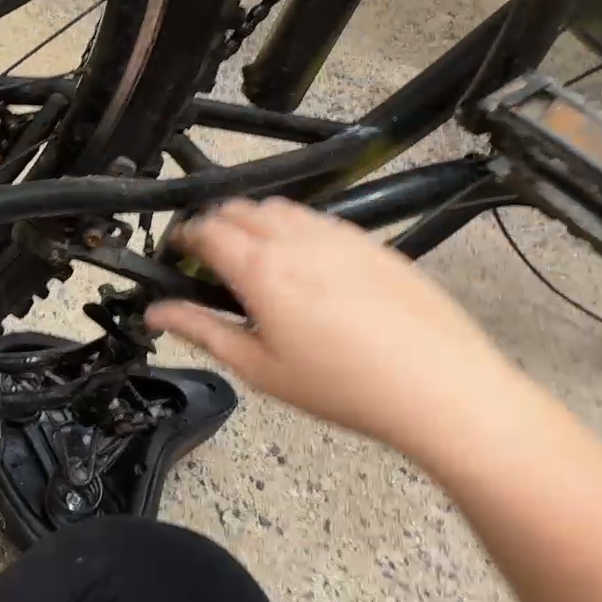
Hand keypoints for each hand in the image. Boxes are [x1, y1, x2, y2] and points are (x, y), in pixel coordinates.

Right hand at [145, 198, 522, 452]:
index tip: (178, 253)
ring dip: (253, 222)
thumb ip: (201, 331)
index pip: (203, 230)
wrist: (445, 393)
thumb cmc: (351, 387)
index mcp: (261, 270)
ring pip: (276, 208)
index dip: (183, 238)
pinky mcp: (372, 244)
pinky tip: (304, 264)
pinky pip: (318, 218)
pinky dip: (295, 228)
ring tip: (256, 257)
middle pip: (236, 209)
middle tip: (211, 258)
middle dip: (214, 225)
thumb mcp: (260, 368)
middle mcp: (296, 242)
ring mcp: (338, 238)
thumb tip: (157, 313)